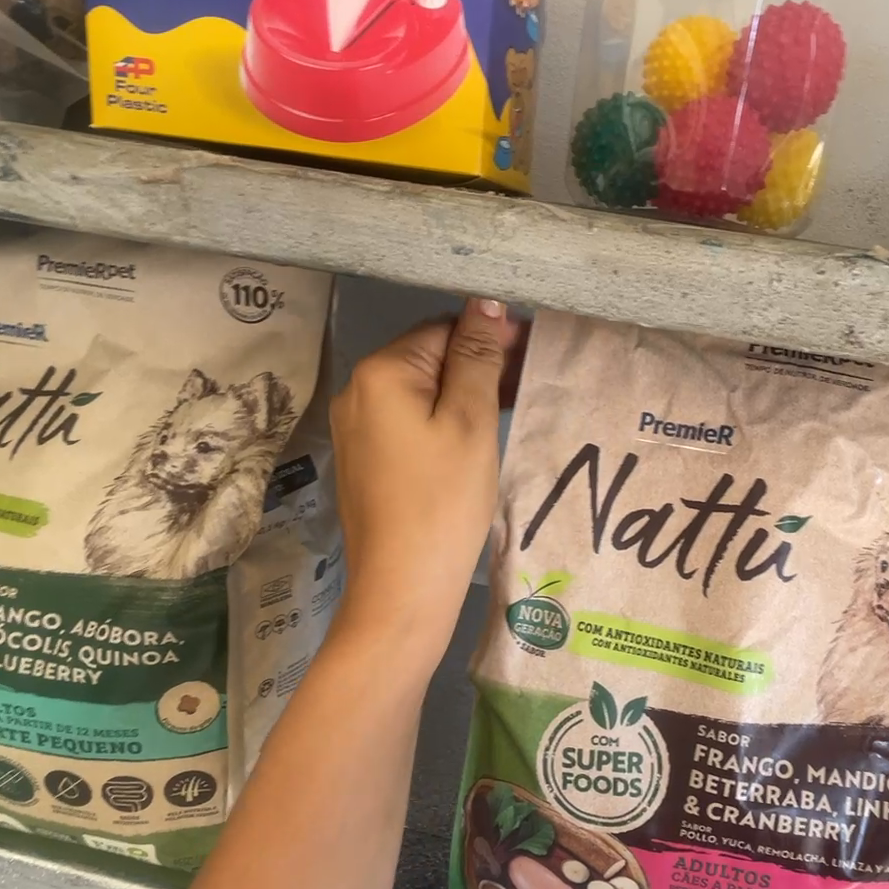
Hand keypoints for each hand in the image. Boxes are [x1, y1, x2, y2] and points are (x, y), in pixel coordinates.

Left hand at [329, 298, 519, 659]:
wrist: (404, 585)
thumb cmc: (444, 499)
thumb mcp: (471, 420)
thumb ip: (477, 358)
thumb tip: (482, 304)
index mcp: (380, 373)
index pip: (442, 330)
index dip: (489, 337)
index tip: (532, 353)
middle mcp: (357, 392)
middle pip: (427, 359)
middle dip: (476, 364)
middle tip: (527, 382)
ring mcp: (356, 429)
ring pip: (419, 393)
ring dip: (462, 393)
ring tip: (509, 407)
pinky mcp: (364, 460)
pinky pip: (407, 423)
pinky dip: (441, 421)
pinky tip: (473, 435)